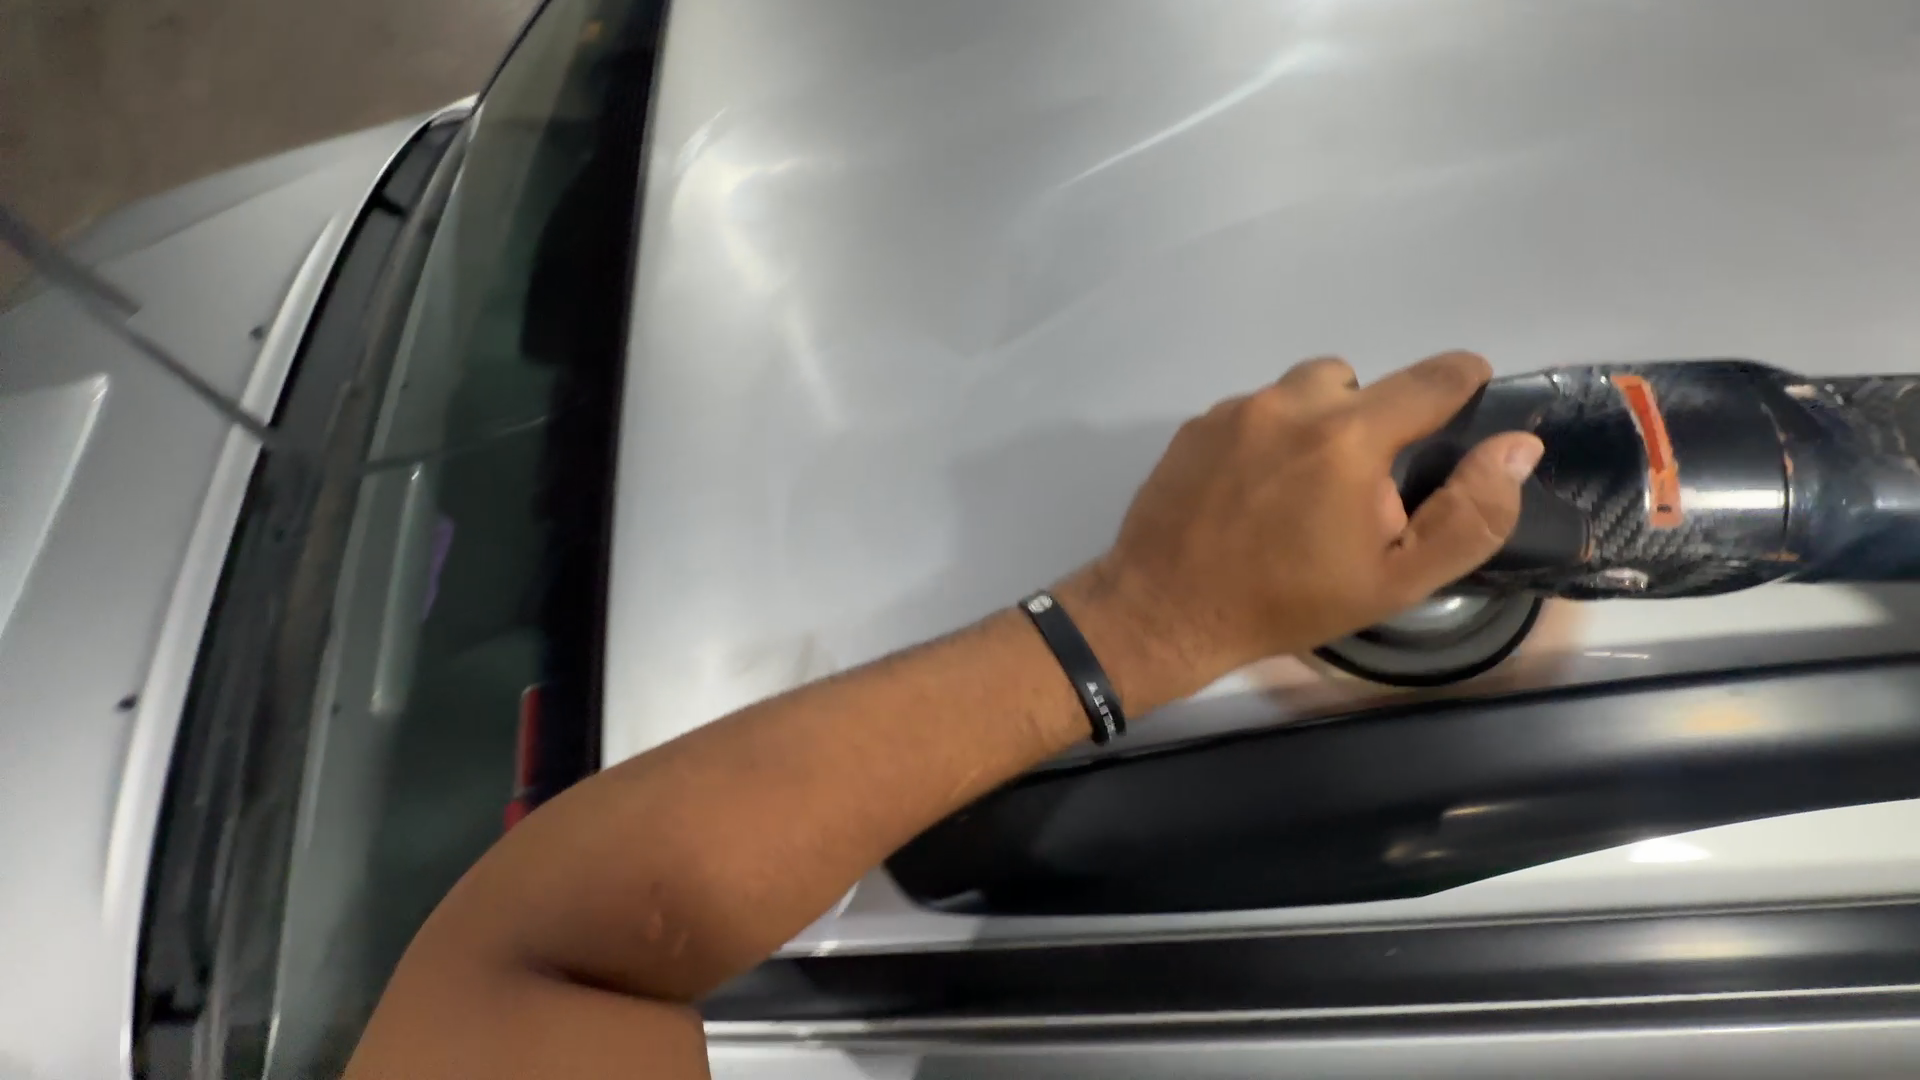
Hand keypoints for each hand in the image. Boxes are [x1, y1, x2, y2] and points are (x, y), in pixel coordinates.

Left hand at [1060, 350, 1543, 708]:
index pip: (1433, 377)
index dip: (1462, 385)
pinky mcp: (1192, 427)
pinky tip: (1246, 490)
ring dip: (1311, 425)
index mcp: (1347, 437)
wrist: (1167, 609)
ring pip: (1295, 393)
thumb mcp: (1396, 579)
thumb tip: (1516, 447)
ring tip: (1294, 489)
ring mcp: (1231, 412)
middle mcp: (1287, 405)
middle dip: (1368, 419)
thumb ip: (1470, 513)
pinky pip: (1248, 412)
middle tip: (1351, 483)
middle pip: (1354, 380)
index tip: (1464, 406)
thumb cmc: (1285, 602)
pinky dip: (1262, 437)